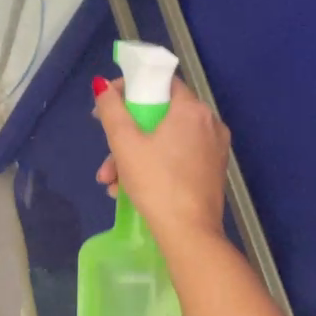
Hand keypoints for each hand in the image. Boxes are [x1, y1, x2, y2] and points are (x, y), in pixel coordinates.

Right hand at [94, 76, 230, 242]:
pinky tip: (129, 189)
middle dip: (127, 135)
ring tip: (111, 181)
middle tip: (106, 153)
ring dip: (134, 156)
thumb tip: (102, 85)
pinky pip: (177, 157)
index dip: (132, 89)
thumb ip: (111, 109)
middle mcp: (209, 123)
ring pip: (166, 140)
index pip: (161, 82)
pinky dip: (154, 166)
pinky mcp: (212, 171)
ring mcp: (214, 149)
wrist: (189, 233)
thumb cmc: (156, 182)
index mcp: (191, 109)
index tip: (109, 106)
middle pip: (160, 116)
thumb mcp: (124, 143)